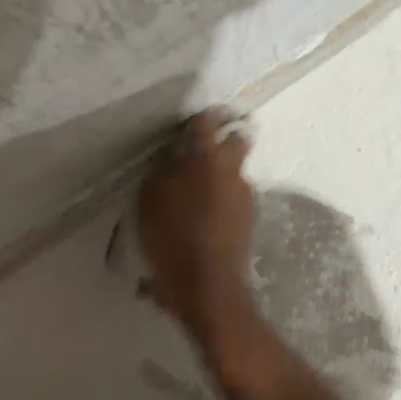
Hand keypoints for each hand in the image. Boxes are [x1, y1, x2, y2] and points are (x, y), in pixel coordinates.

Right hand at [135, 108, 254, 330]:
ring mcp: (244, 194)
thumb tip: (171, 153)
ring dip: (223, 170)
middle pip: (236, 140)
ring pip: (236, 169)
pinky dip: (224, 195)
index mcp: (205, 160)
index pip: (207, 123)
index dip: (206, 115)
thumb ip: (162, 171)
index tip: (204, 113)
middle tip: (209, 144)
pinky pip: (235, 194)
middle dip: (226, 136)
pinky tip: (207, 213)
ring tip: (201, 186)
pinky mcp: (248, 217)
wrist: (210, 286)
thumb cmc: (173, 240)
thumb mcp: (151, 202)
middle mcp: (230, 170)